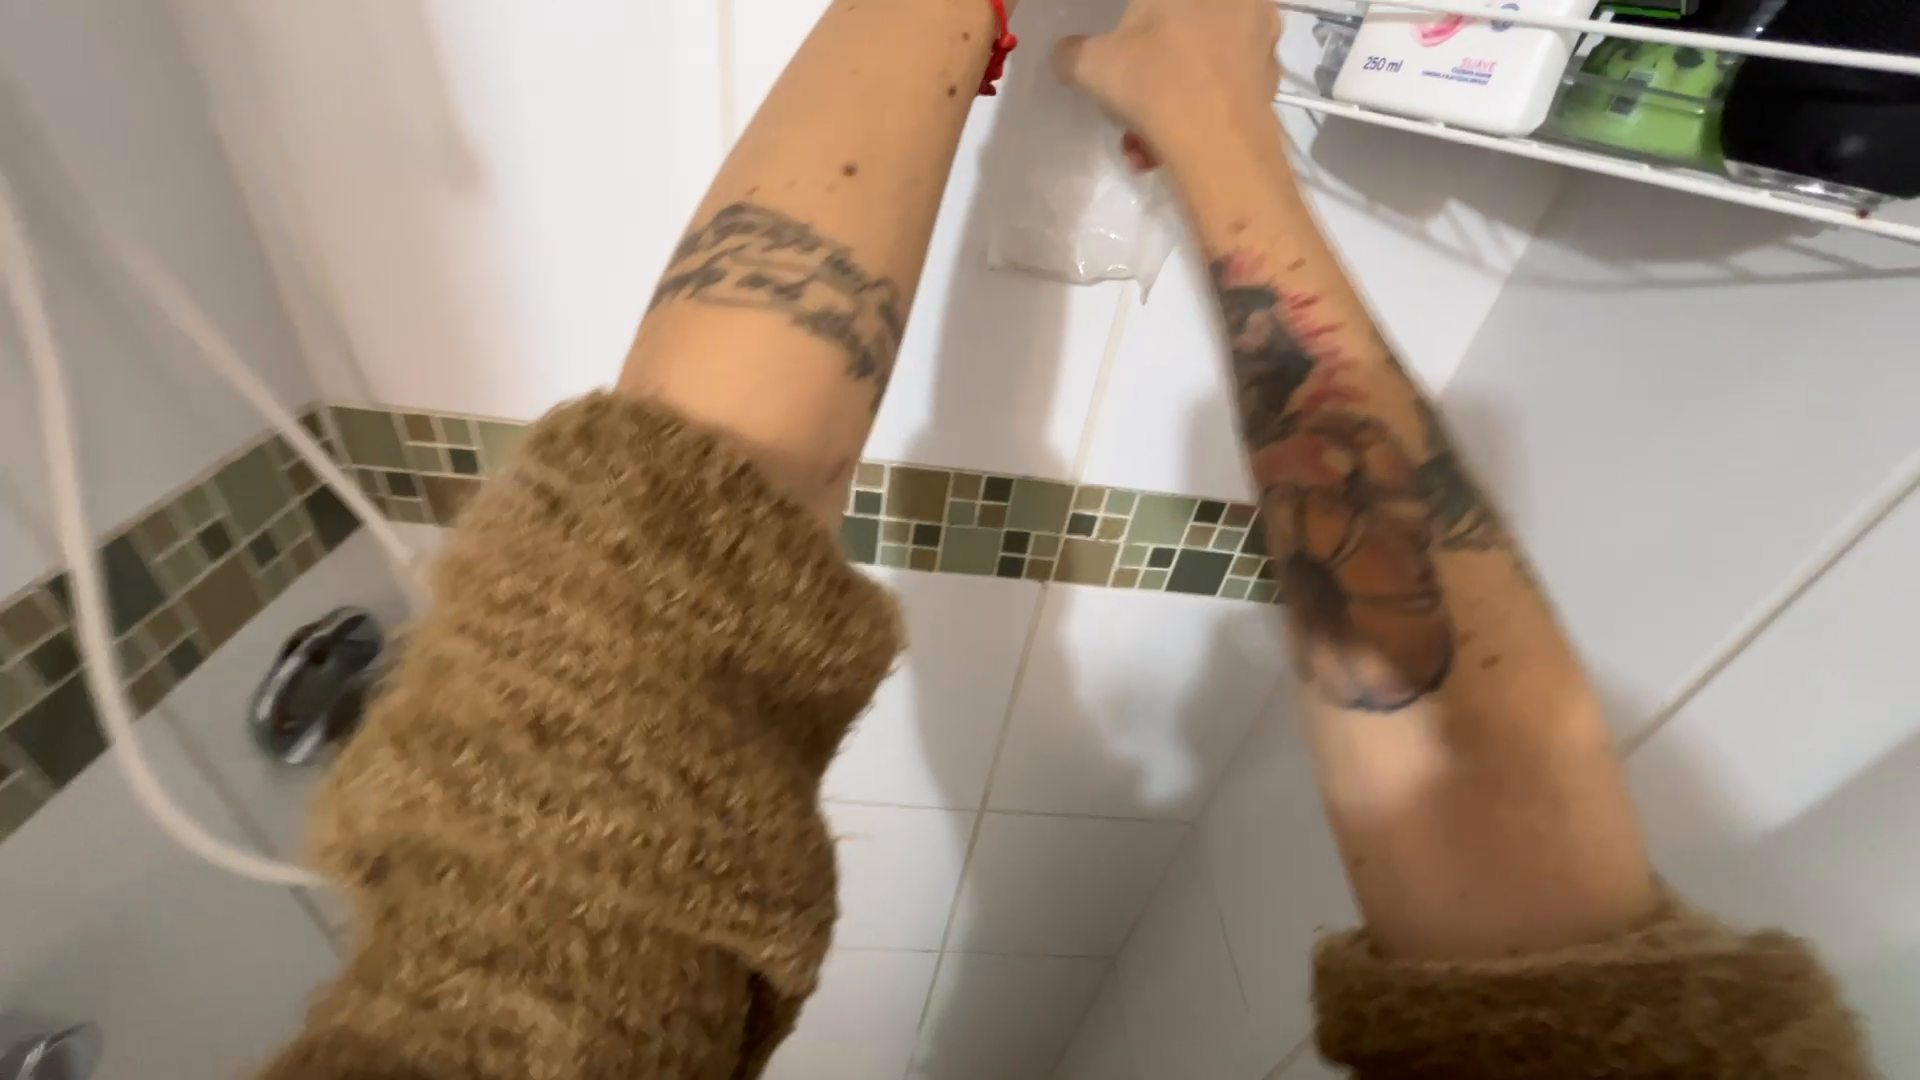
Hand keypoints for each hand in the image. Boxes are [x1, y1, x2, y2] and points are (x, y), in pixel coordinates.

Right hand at [1052, 0, 1282, 157]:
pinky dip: (1196, 119)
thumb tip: (1062, 54)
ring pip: (1204, 65)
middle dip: (1152, 73)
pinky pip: (1223, 94)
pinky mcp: (1271, 76)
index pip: (1149, 9)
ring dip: (1169, 105)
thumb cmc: (1151, 80)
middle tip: (1129, 108)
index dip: (1136, 30)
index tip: (1122, 56)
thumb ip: (1072, 54)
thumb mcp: (1092, 65)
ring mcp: (1260, 32)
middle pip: (1184, 30)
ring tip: (1143, 146)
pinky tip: (1170, 150)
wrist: (1213, 135)